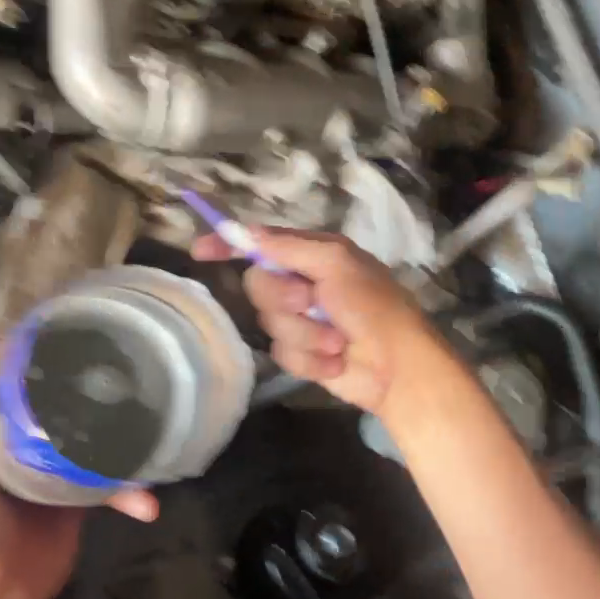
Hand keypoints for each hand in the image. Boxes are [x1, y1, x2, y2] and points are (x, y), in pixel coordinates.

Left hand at [0, 319, 157, 598]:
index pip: (19, 368)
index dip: (44, 343)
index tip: (80, 318)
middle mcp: (24, 437)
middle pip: (67, 396)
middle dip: (98, 381)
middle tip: (135, 361)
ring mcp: (57, 468)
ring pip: (100, 435)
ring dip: (127, 433)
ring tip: (157, 419)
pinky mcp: (81, 501)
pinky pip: (115, 484)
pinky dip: (133, 492)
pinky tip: (148, 501)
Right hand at [192, 227, 453, 416]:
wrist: (399, 367)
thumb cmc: (375, 307)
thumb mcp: (336, 264)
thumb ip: (288, 247)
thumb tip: (245, 231)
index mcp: (314, 254)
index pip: (261, 243)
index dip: (229, 244)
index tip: (200, 251)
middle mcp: (303, 282)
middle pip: (258, 285)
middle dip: (282, 299)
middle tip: (310, 302)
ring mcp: (302, 320)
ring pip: (269, 323)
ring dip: (305, 334)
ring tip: (337, 339)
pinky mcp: (303, 355)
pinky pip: (282, 353)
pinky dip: (310, 359)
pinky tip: (335, 361)